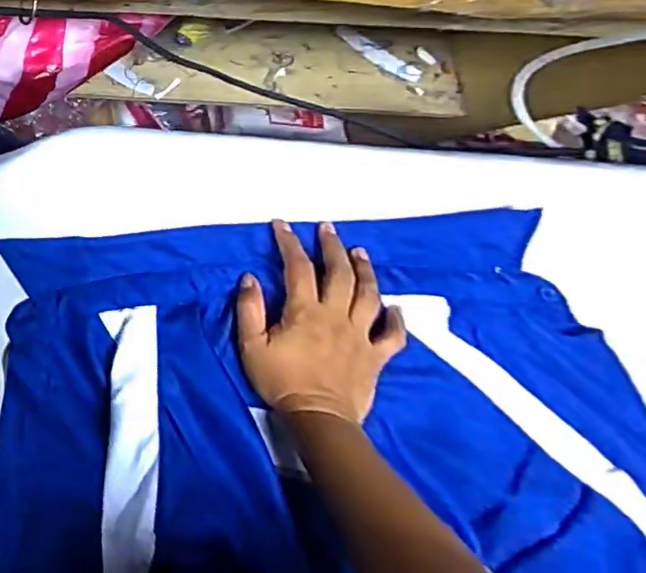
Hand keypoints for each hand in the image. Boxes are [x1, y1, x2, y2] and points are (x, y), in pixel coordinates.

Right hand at [235, 220, 406, 423]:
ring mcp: (360, 336)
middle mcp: (336, 317)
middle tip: (328, 228)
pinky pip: (393, 335)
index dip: (289, 243)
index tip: (282, 225)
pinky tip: (394, 307)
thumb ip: (249, 308)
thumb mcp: (250, 344)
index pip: (298, 267)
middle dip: (332, 247)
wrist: (319, 419)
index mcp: (304, 311)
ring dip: (365, 271)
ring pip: (368, 296)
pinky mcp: (376, 357)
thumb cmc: (279, 379)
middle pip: (339, 274)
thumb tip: (251, 277)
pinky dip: (396, 319)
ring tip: (359, 252)